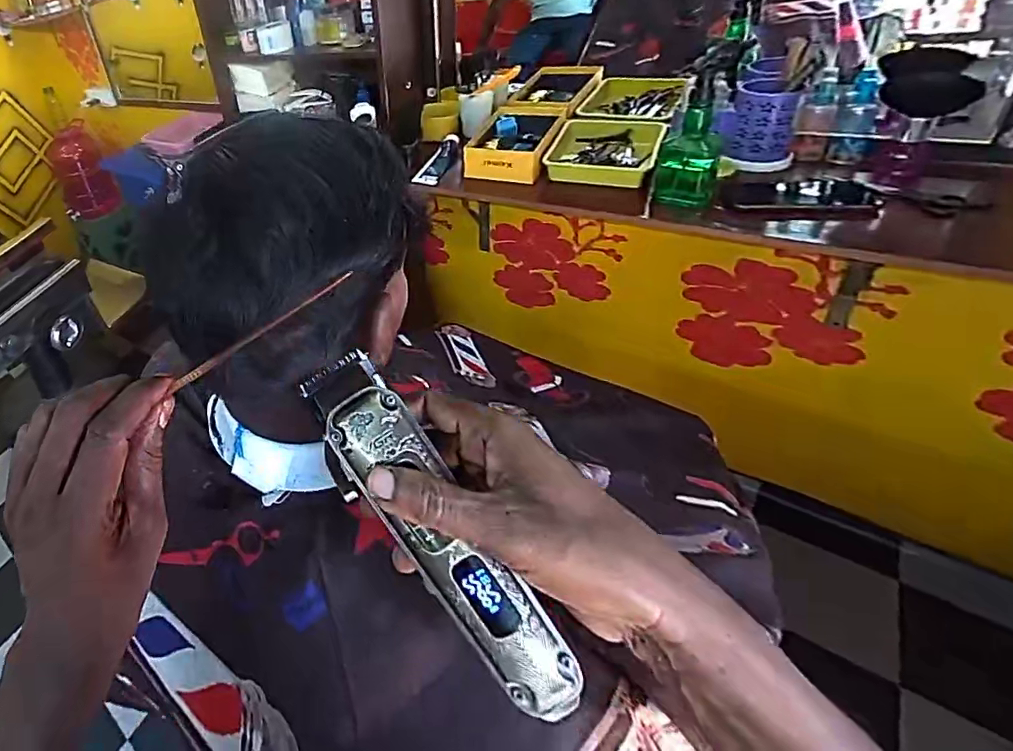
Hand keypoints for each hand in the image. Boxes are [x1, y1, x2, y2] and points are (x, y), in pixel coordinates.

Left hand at [2, 376, 175, 686]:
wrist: (64, 636)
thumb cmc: (117, 594)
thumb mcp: (149, 535)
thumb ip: (148, 468)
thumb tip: (157, 410)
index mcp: (78, 515)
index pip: (106, 435)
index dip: (137, 399)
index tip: (164, 381)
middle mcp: (38, 497)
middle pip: (69, 416)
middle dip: (110, 388)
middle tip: (143, 386)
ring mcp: (17, 494)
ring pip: (44, 417)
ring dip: (83, 397)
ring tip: (117, 399)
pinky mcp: (10, 493)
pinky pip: (29, 435)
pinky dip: (57, 415)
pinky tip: (82, 420)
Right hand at [369, 392, 712, 643]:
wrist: (651, 606)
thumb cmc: (577, 545)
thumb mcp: (497, 524)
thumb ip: (432, 502)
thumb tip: (373, 478)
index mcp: (496, 434)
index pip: (431, 407)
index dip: (395, 419)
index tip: (361, 444)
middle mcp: (496, 454)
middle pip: (432, 452)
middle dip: (401, 478)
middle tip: (370, 506)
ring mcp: (504, 490)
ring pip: (445, 490)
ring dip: (420, 515)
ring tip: (397, 548)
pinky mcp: (511, 522)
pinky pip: (463, 518)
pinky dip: (443, 535)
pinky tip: (426, 565)